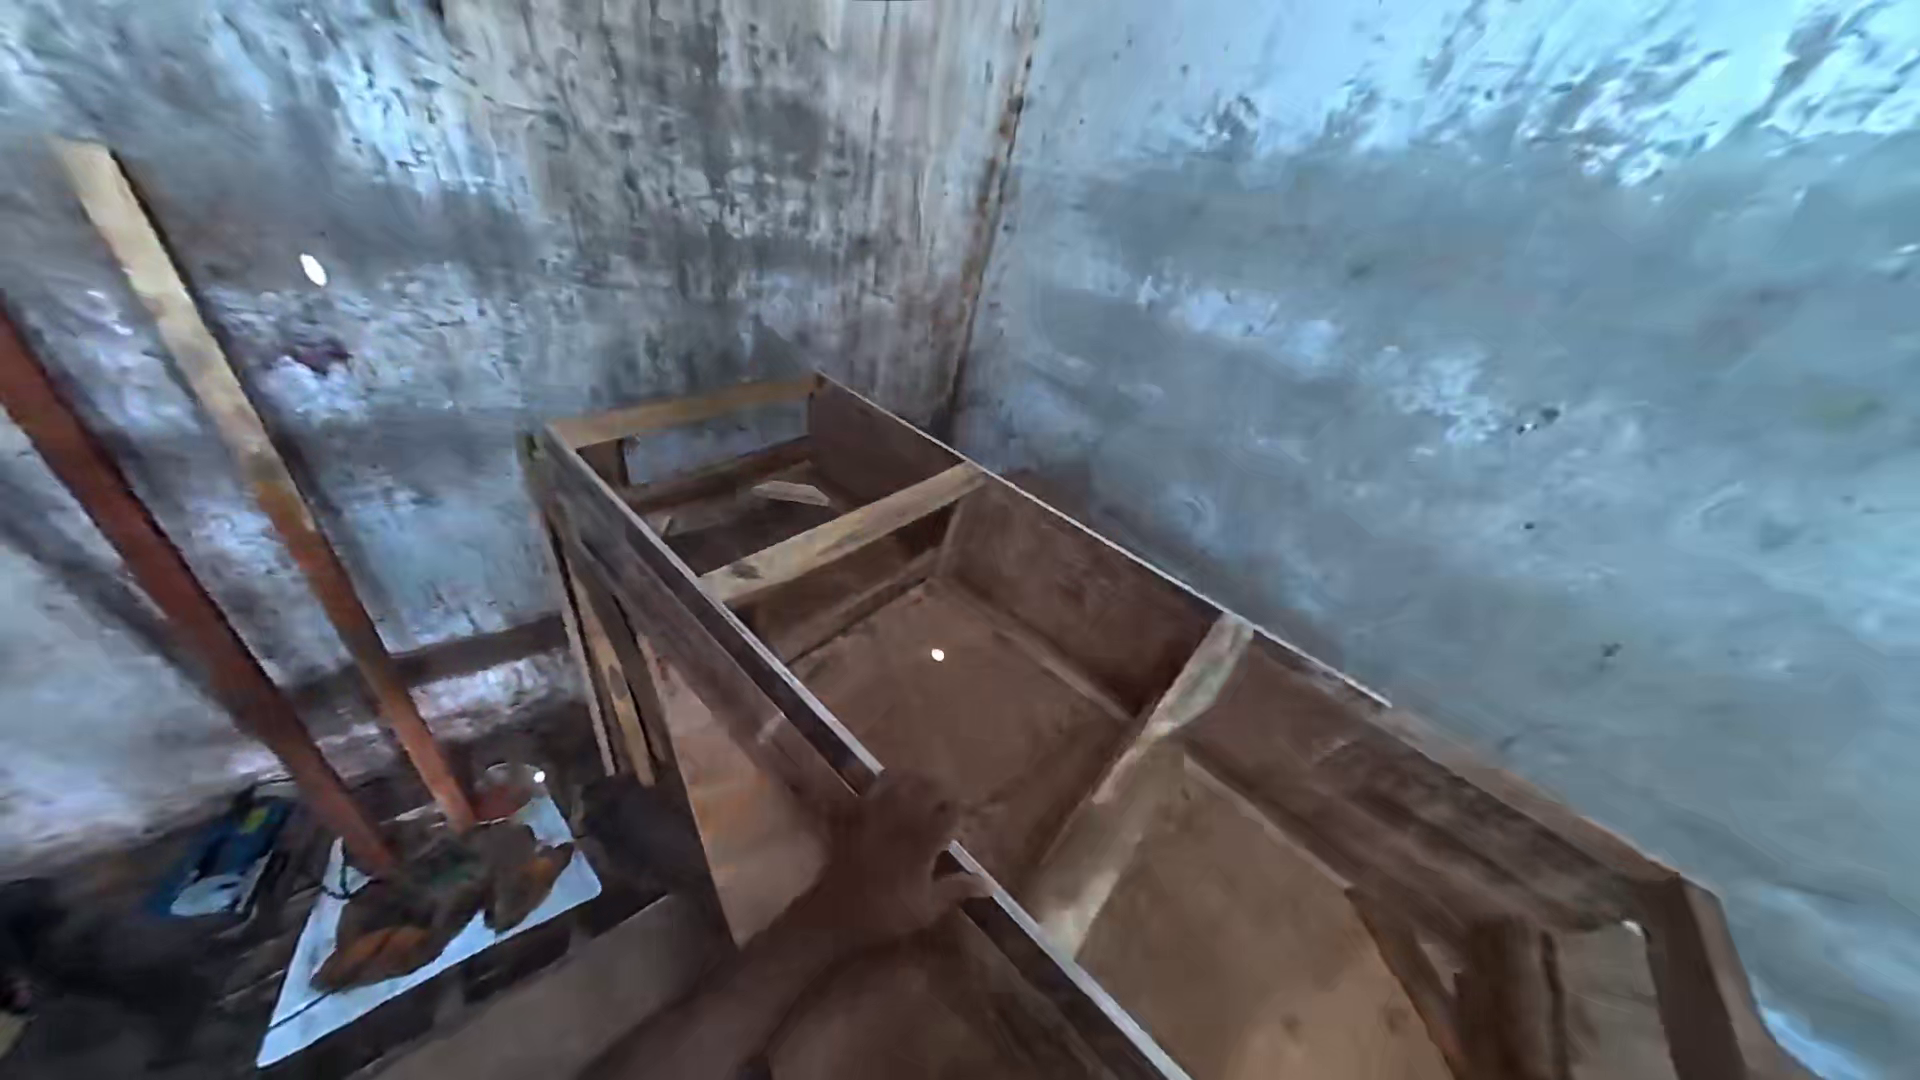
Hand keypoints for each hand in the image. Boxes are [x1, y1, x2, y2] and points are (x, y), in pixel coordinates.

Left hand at [798, 772, 986, 952]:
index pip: (952, 811)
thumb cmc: (885, 913)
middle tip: (951, 802)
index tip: (969, 819)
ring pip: (906, 778)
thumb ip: (957, 889)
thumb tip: (989, 884)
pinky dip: (894, 778)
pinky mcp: (860, 809)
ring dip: (921, 781)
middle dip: (945, 791)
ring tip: (928, 790)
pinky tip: (899, 786)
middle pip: (930, 786)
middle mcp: (902, 818)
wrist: (835, 913)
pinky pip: (879, 782)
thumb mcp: (926, 908)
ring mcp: (879, 810)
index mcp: (922, 841)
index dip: (963, 811)